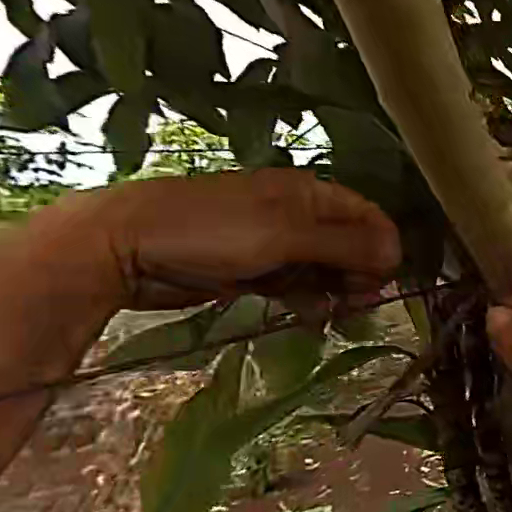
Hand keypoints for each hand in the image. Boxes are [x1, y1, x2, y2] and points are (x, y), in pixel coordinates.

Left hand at [58, 169, 401, 310]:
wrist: (113, 247)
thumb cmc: (208, 231)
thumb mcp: (286, 236)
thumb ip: (347, 245)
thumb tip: (398, 254)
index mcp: (309, 194)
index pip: (368, 217)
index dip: (383, 245)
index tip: (385, 277)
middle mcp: (297, 215)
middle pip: (351, 244)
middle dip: (363, 272)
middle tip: (361, 302)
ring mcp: (274, 242)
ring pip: (326, 268)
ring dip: (338, 291)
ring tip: (338, 315)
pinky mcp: (252, 268)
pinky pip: (296, 284)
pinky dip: (308, 300)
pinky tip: (309, 317)